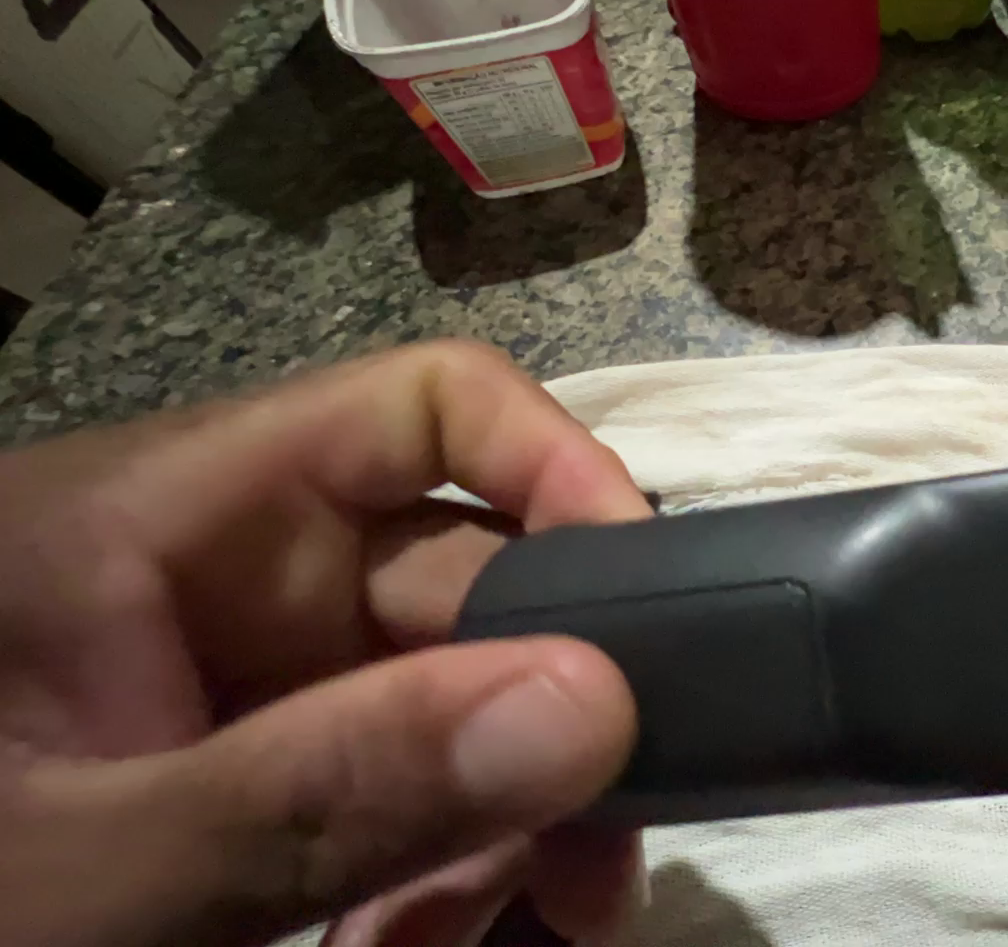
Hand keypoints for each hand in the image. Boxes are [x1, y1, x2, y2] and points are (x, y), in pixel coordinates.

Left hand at [0, 342, 653, 946]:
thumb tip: (595, 705)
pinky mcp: (309, 767)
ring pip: (491, 696)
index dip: (558, 463)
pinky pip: (445, 781)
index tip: (645, 590)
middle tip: (611, 846)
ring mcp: (294, 679)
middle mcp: (266, 576)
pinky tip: (450, 935)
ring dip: (528, 813)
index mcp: (177, 517)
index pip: (434, 407)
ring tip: (553, 922)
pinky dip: (472, 861)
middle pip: (493, 582)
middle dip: (563, 709)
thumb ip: (322, 794)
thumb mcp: (68, 888)